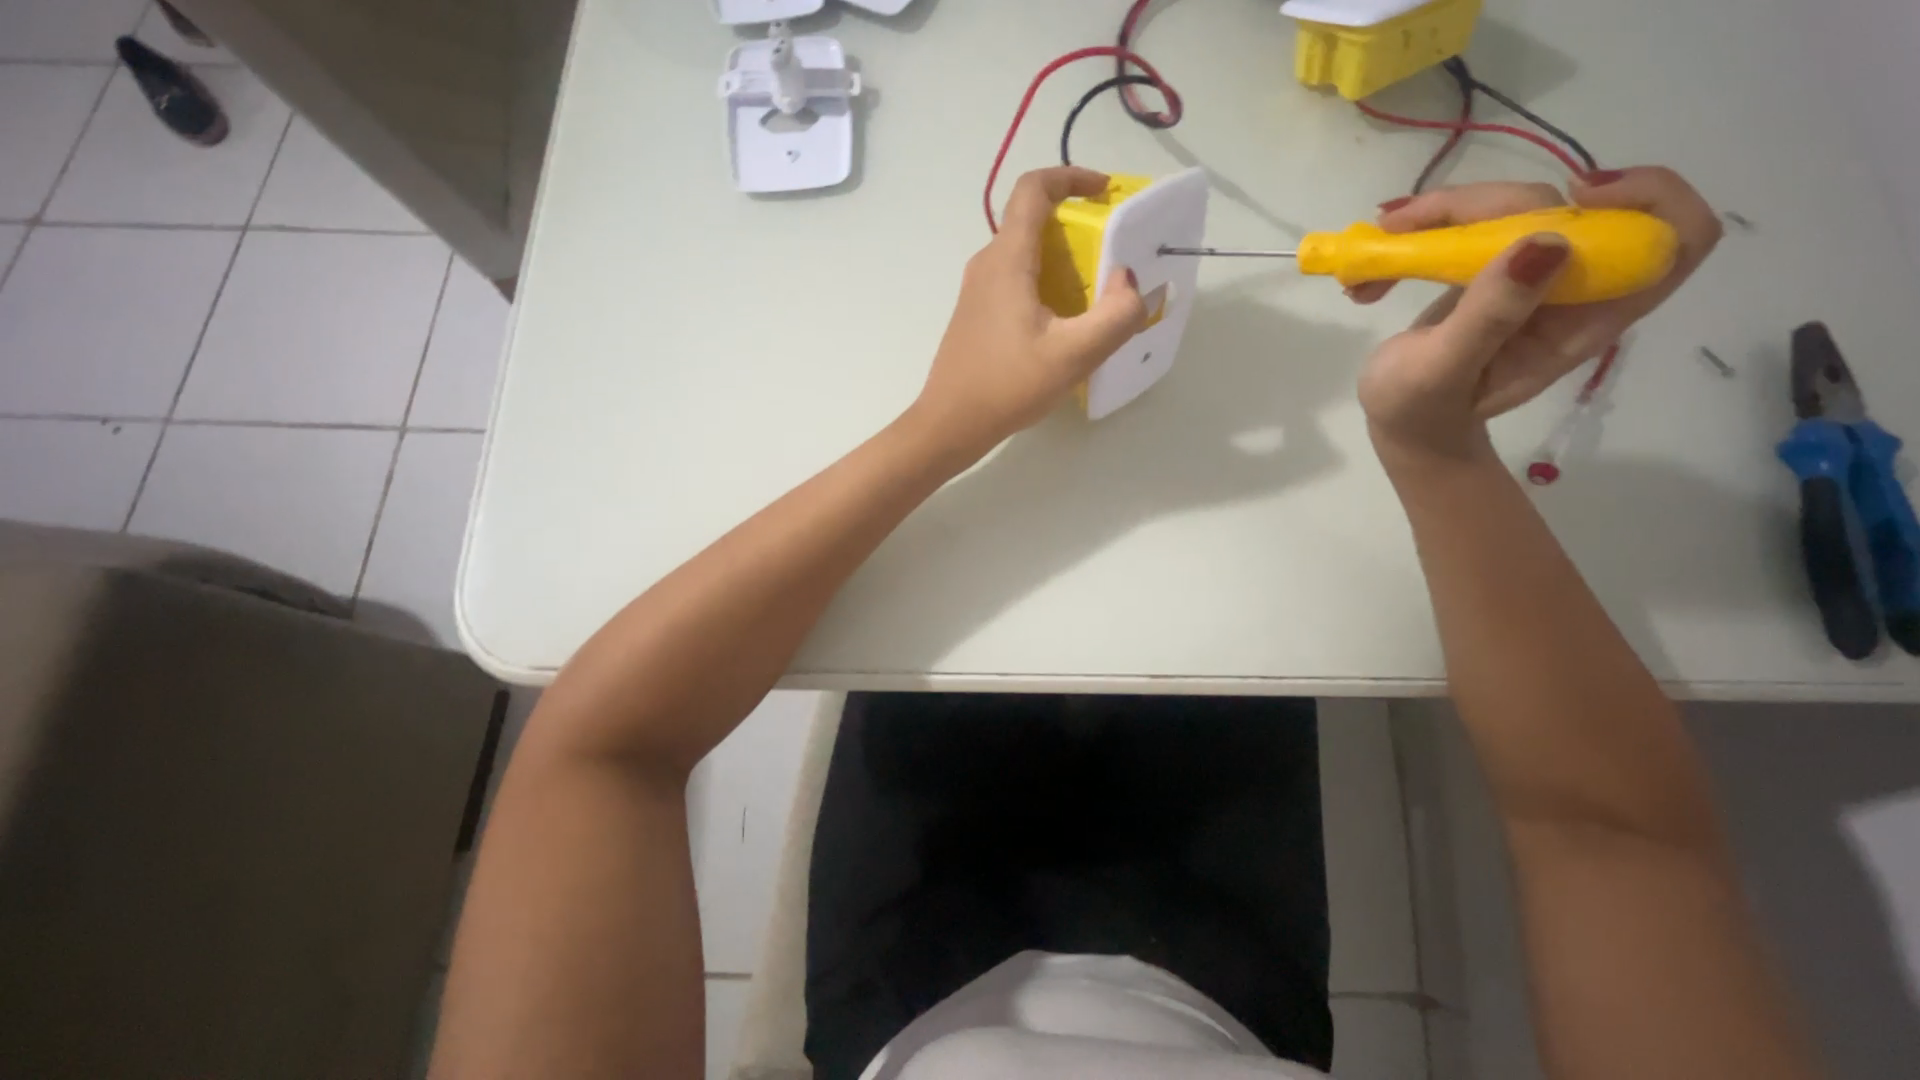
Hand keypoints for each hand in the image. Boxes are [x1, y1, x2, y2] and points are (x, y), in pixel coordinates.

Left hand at [908, 167, 1148, 460]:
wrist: (950, 424)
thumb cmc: (1007, 386)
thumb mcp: (1073, 355)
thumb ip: (1115, 315)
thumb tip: (1131, 281)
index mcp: (1007, 260)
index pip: (1034, 188)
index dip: (1071, 177)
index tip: (1106, 191)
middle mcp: (988, 264)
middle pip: (1033, 220)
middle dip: (1078, 224)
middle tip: (1116, 251)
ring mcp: (978, 289)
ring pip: (1026, 253)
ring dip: (1065, 258)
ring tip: (1099, 290)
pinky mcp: (978, 313)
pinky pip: (1017, 279)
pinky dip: (1048, 282)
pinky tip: (1067, 320)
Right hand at [1351, 169, 1721, 465]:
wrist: (1403, 425)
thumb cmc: (1421, 411)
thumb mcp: (1443, 371)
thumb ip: (1490, 315)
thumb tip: (1547, 241)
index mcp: (1586, 319)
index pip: (1677, 241)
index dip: (1646, 199)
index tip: (1576, 193)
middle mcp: (1574, 288)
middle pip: (1566, 208)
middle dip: (1482, 206)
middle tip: (1404, 228)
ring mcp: (1535, 275)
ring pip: (1514, 207)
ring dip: (1438, 216)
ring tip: (1374, 254)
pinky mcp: (1498, 265)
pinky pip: (1478, 221)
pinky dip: (1423, 230)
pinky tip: (1377, 269)